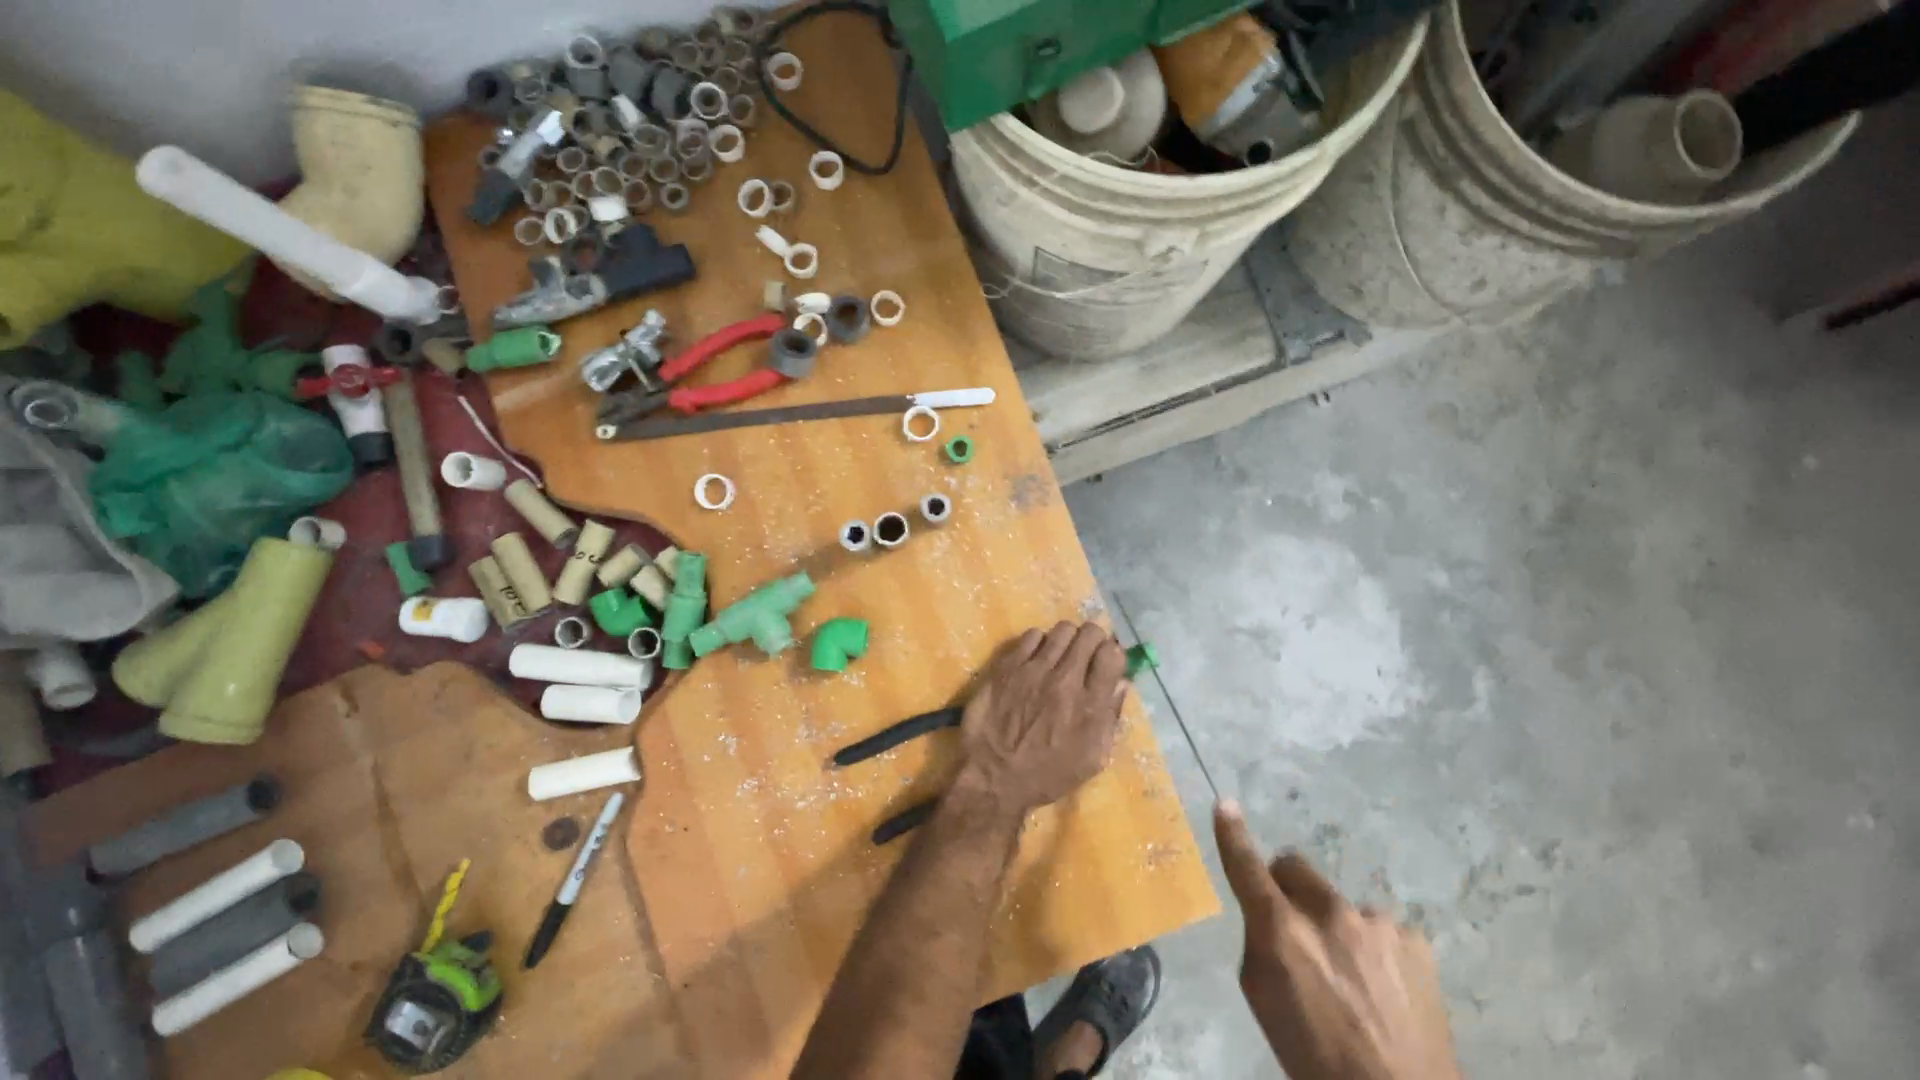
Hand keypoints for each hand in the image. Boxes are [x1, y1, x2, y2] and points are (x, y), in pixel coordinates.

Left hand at [953, 622, 1127, 818]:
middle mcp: (1064, 680)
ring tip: (1060, 657)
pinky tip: (1035, 661)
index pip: (1112, 653)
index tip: (1105, 662)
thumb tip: (1122, 682)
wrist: (994, 777)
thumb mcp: (1094, 759)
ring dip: (1066, 640)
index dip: (1112, 653)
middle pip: (1089, 634)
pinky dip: (1038, 644)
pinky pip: (1031, 636)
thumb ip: (1111, 717)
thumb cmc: (1048, 774)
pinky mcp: (1007, 666)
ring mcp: (1033, 670)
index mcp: (1090, 705)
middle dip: (1092, 641)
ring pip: (1061, 630)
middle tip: (1085, 656)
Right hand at [1213, 802, 1461, 1079]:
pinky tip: (1383, 989)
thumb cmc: (1312, 1056)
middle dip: (1288, 891)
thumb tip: (1272, 917)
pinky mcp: (1415, 940)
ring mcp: (1378, 923)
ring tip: (1353, 982)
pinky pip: (1379, 930)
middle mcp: (1330, 914)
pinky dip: (1374, 950)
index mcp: (1283, 931)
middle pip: (1296, 869)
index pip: (1248, 868)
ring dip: (1337, 929)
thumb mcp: (1263, 1000)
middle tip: (1298, 935)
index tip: (1224, 804)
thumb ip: (1261, 945)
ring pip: (1341, 906)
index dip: (1232, 834)